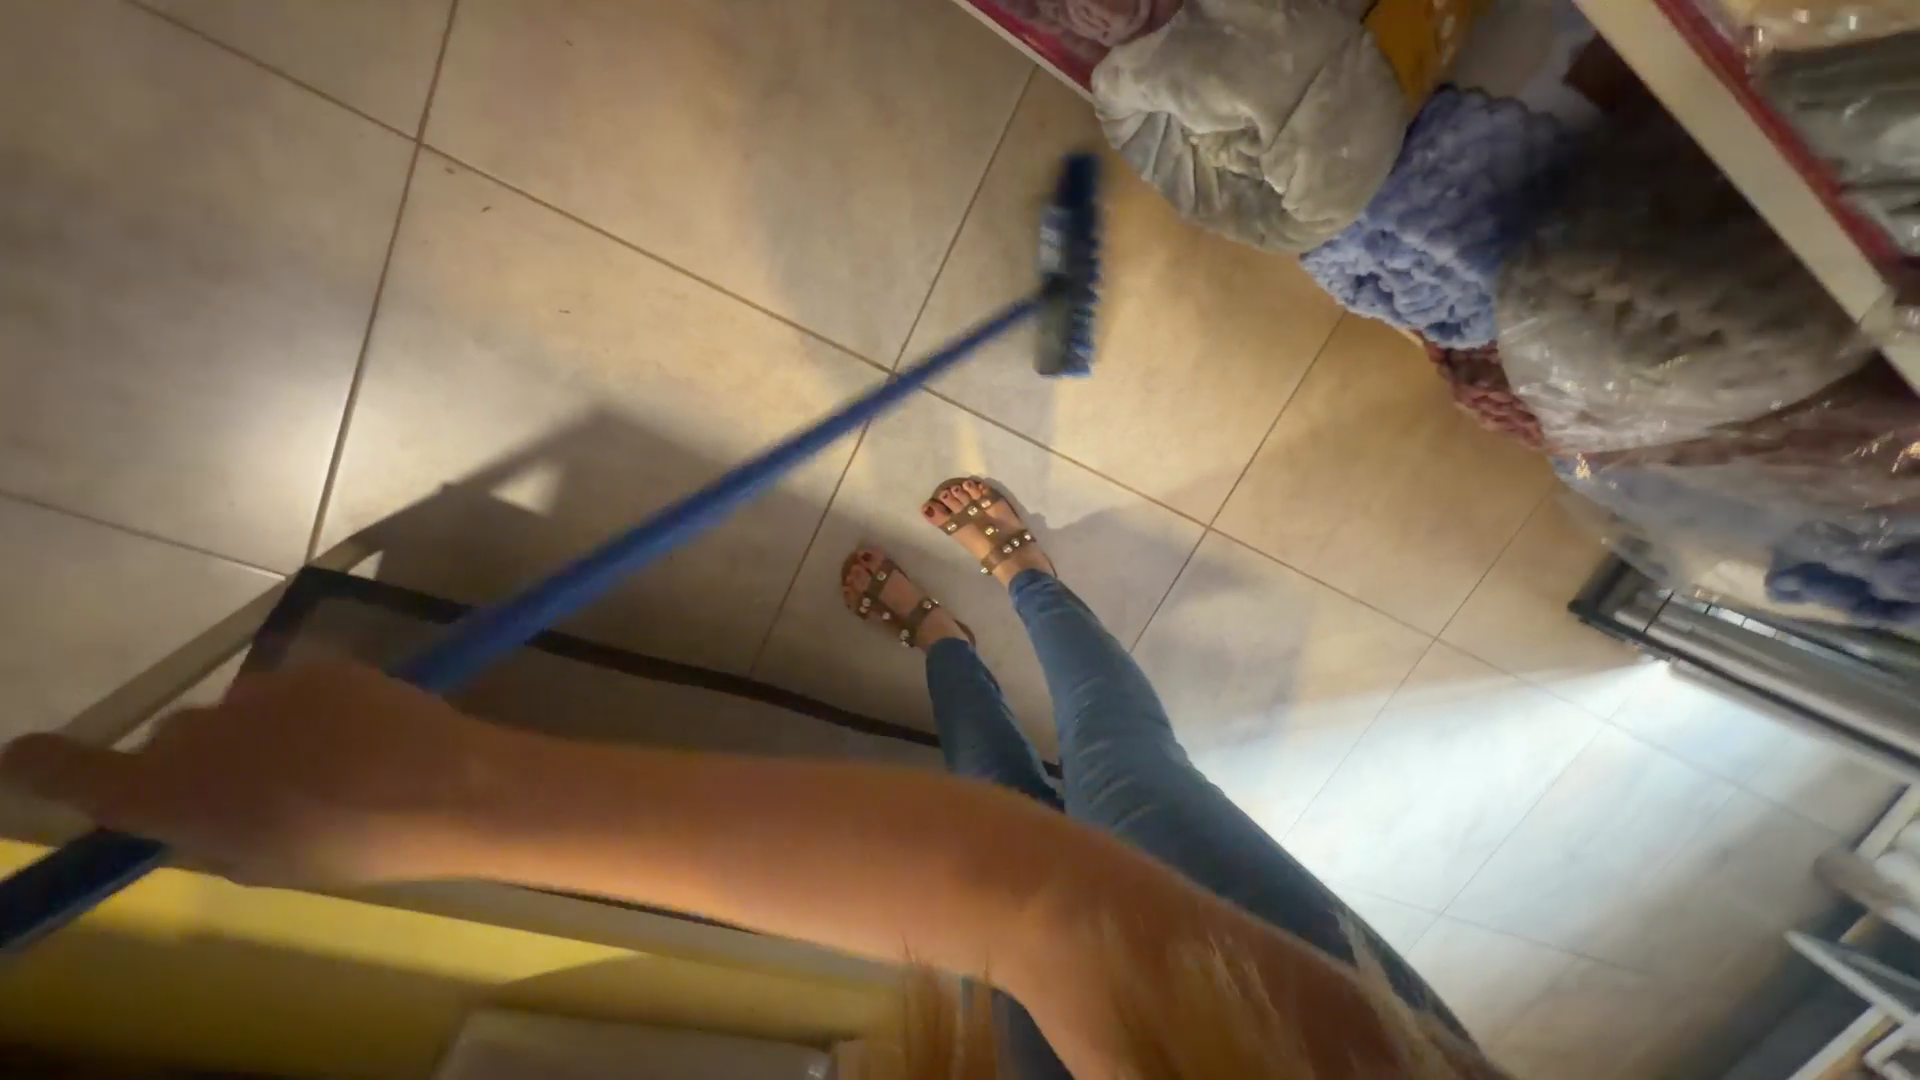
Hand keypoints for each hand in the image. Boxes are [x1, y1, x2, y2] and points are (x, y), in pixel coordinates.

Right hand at [0, 663, 511, 885]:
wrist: (443, 785)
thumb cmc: (351, 845)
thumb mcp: (258, 863)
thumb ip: (210, 831)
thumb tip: (201, 810)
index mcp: (164, 793)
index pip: (71, 770)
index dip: (48, 764)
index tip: (29, 756)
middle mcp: (199, 732)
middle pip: (176, 739)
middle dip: (203, 760)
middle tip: (262, 786)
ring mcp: (264, 690)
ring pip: (242, 710)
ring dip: (266, 731)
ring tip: (331, 760)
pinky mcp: (322, 666)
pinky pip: (298, 691)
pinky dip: (315, 710)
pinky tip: (362, 733)